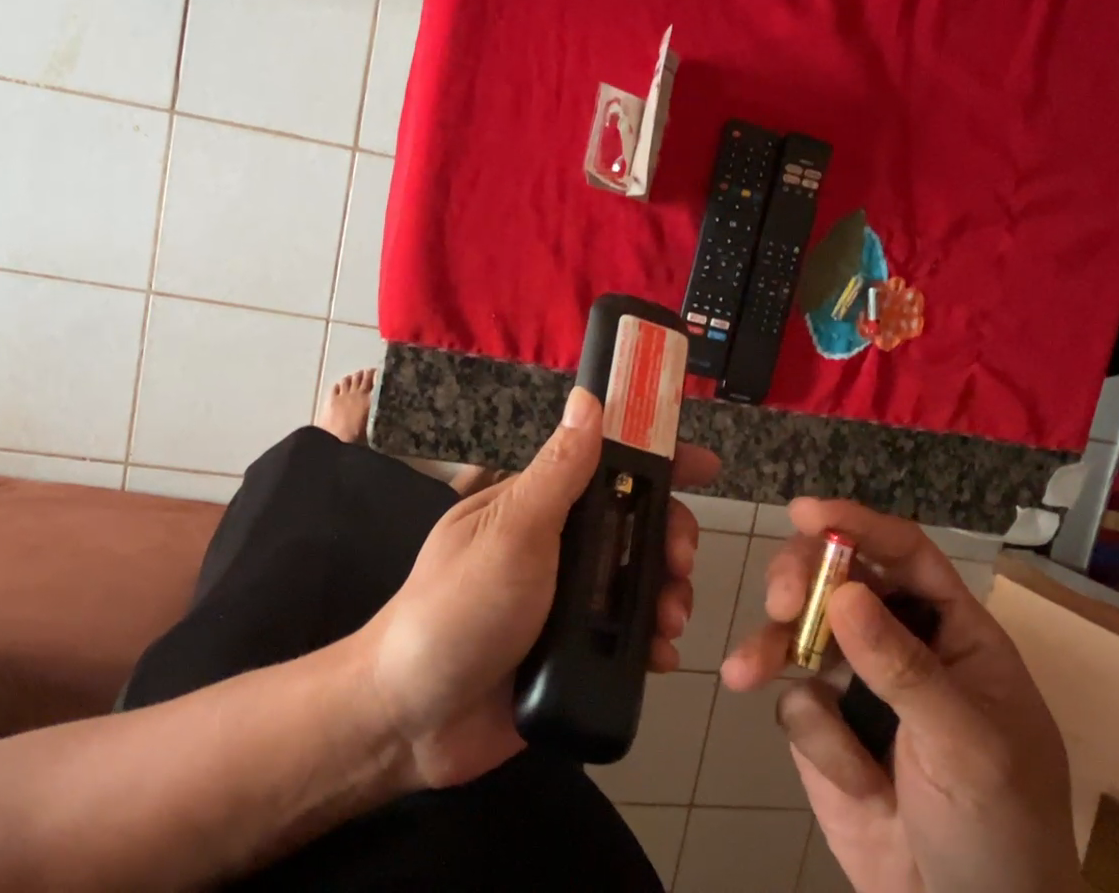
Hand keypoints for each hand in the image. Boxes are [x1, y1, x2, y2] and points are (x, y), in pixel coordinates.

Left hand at [356, 387, 720, 789]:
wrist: (411, 718)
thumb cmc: (458, 610)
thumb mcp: (510, 534)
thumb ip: (555, 474)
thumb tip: (587, 400)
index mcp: (531, 510)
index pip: (601, 469)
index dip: (654, 462)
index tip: (706, 468)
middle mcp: (550, 551)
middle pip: (630, 529)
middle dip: (668, 539)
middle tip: (681, 565)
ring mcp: (560, 607)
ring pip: (635, 586)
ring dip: (666, 596)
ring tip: (671, 623)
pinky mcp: (569, 658)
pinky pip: (624, 641)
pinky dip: (649, 644)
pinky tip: (660, 657)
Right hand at [721, 499, 1082, 892]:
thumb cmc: (998, 829)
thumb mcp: (967, 746)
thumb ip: (906, 669)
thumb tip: (845, 594)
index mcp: (955, 637)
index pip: (907, 558)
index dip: (858, 526)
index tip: (804, 512)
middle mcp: (900, 649)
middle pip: (837, 581)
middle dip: (801, 582)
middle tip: (780, 601)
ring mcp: (857, 689)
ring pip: (798, 635)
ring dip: (771, 647)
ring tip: (743, 674)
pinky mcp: (823, 731)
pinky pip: (797, 706)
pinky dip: (815, 739)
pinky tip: (853, 783)